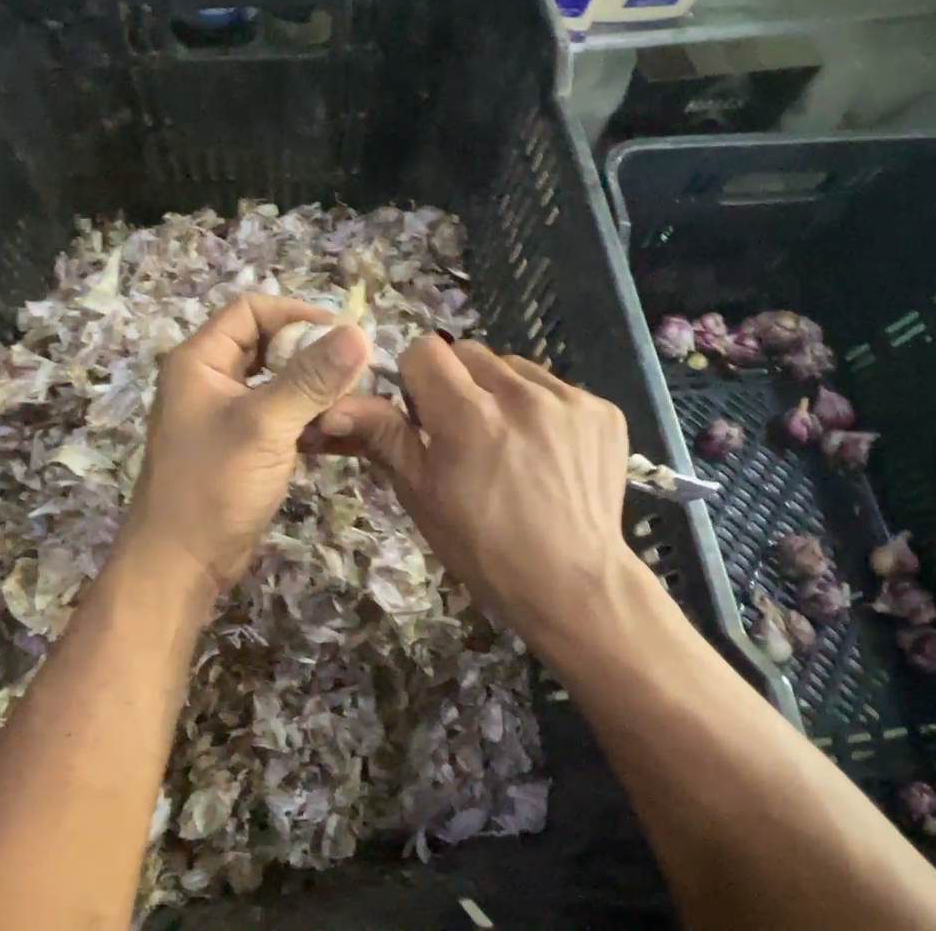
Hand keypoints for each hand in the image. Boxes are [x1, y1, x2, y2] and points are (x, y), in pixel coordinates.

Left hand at [119, 293, 372, 590]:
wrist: (181, 564)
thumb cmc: (213, 486)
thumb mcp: (265, 425)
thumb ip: (311, 379)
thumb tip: (359, 334)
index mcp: (199, 361)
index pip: (251, 310)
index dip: (297, 314)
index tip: (342, 334)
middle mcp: (211, 381)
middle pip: (270, 347)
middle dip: (314, 358)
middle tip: (358, 373)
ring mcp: (228, 417)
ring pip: (282, 386)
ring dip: (318, 395)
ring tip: (358, 407)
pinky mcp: (245, 449)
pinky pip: (285, 421)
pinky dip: (313, 424)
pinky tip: (348, 436)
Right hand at [320, 337, 636, 637]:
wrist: (571, 584)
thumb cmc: (483, 547)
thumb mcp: (421, 495)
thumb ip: (384, 436)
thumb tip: (333, 405)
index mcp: (468, 416)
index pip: (425, 350)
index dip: (416, 380)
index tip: (424, 416)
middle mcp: (521, 395)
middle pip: (469, 352)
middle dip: (457, 383)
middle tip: (463, 432)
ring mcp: (568, 401)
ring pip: (514, 366)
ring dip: (501, 392)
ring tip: (508, 443)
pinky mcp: (602, 411)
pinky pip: (555, 388)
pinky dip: (543, 409)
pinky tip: (545, 452)